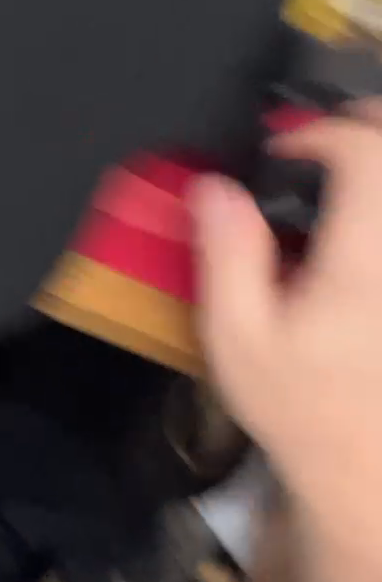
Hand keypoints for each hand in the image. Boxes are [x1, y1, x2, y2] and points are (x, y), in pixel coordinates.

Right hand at [194, 100, 381, 557]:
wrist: (368, 453)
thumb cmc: (294, 397)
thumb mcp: (235, 332)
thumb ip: (229, 254)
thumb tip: (215, 190)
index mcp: (363, 263)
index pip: (368, 160)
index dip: (324, 135)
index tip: (281, 146)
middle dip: (376, 129)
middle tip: (331, 128)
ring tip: (354, 155)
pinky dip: (379, 204)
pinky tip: (358, 212)